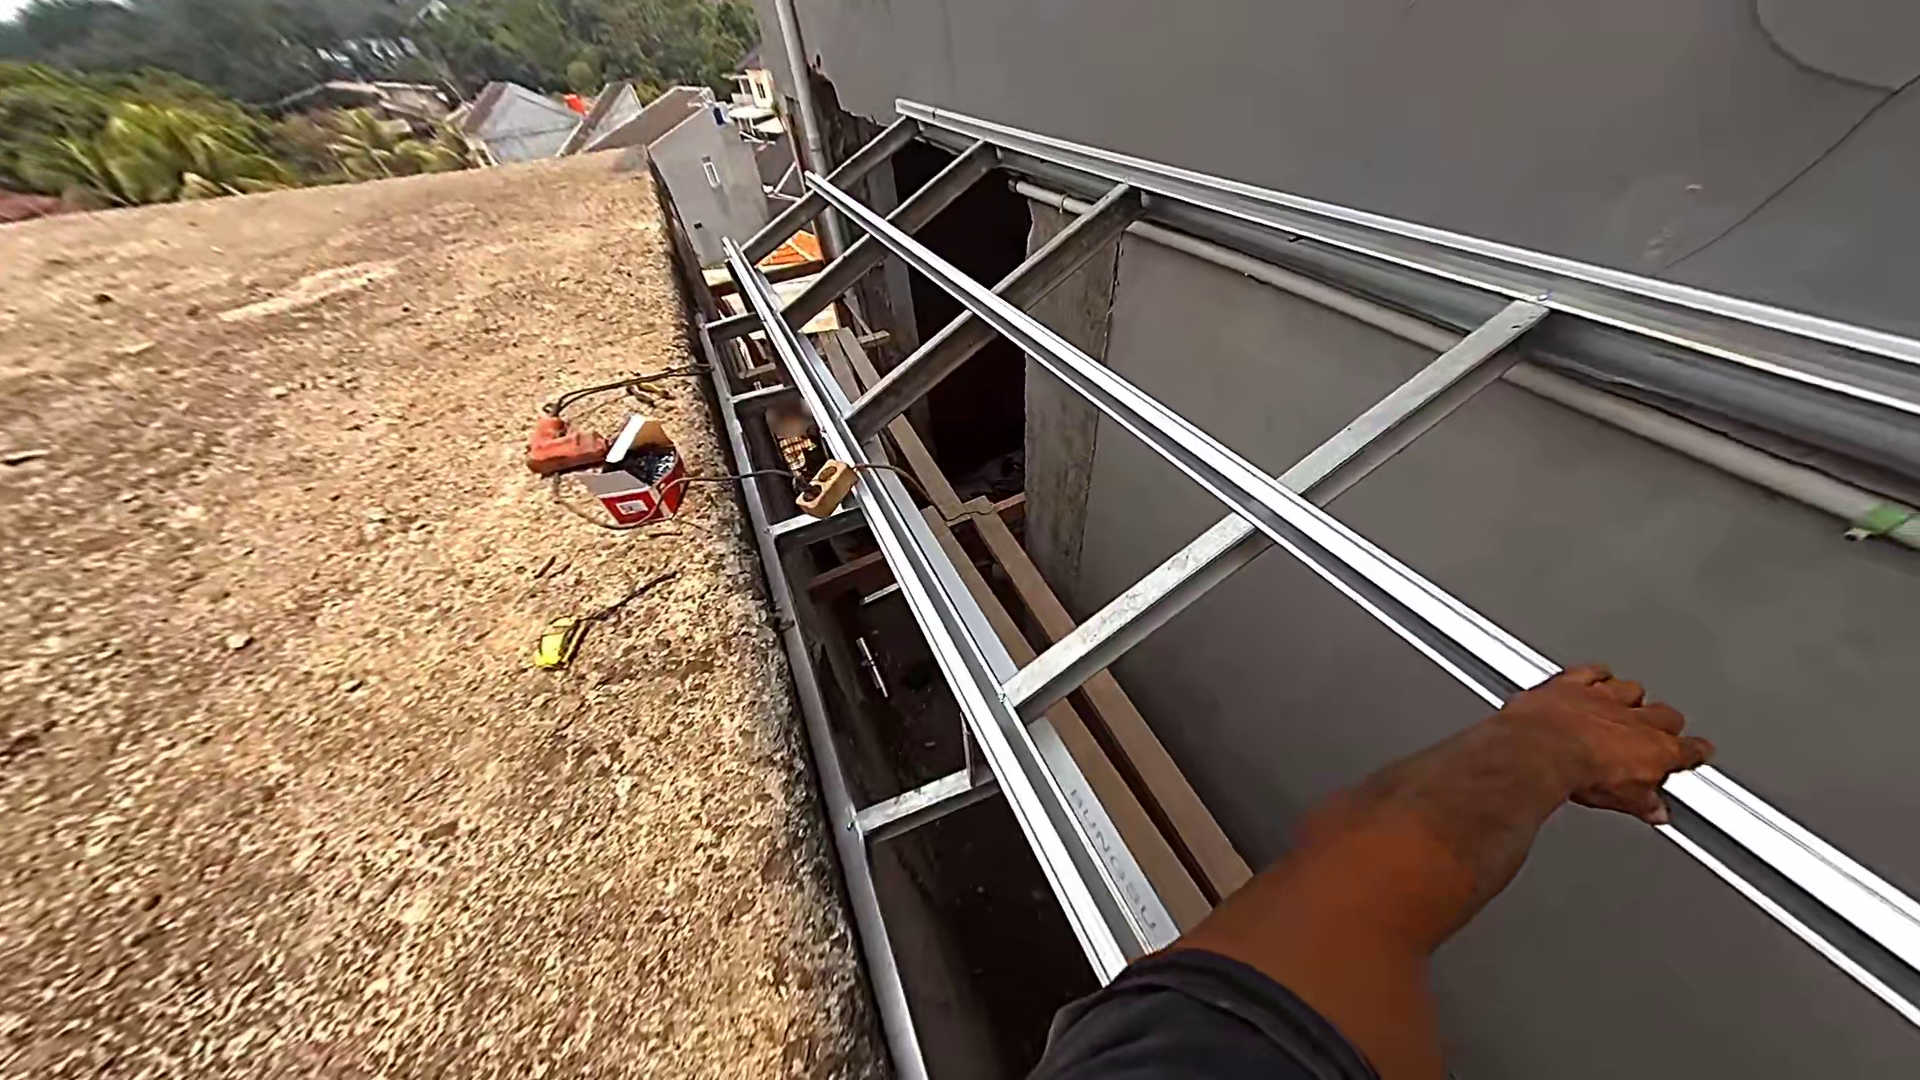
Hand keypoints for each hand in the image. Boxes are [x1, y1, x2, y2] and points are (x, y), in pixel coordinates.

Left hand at [1492, 665, 1713, 824]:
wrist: (1535, 748)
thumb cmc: (1574, 772)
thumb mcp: (1619, 799)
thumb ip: (1642, 803)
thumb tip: (1653, 811)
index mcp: (1657, 749)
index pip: (1691, 749)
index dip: (1694, 751)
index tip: (1695, 751)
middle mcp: (1633, 719)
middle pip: (1665, 714)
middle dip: (1663, 720)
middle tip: (1655, 726)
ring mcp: (1599, 698)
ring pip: (1629, 688)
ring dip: (1627, 694)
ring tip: (1622, 700)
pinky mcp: (1567, 684)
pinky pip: (1588, 671)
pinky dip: (1592, 672)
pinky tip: (1592, 674)